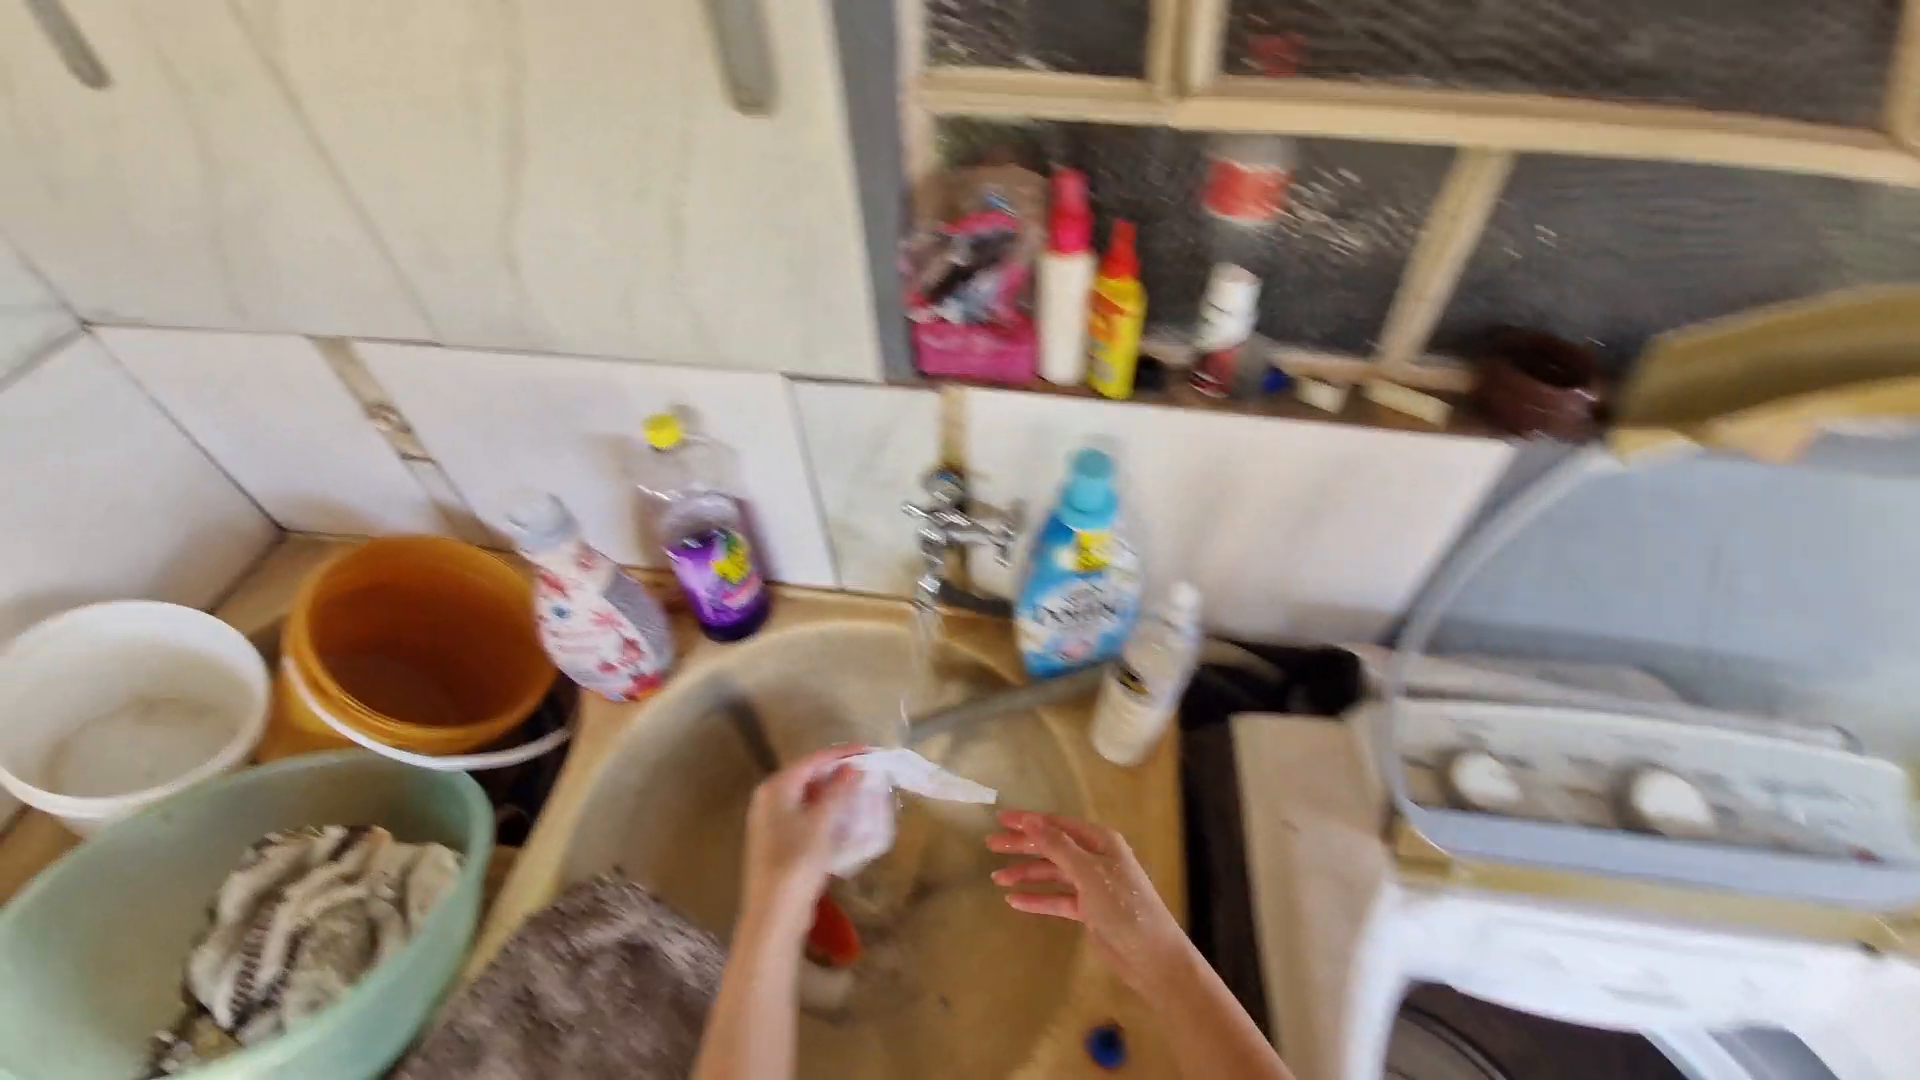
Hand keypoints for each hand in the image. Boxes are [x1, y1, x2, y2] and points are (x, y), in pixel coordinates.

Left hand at [741, 745, 865, 926]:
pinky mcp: (777, 842)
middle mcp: (769, 798)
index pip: (814, 760)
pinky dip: (825, 813)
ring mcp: (771, 821)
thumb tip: (854, 768)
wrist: (774, 912)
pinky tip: (845, 819)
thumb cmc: (797, 860)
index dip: (843, 754)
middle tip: (868, 772)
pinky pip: (805, 816)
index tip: (869, 752)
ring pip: (808, 798)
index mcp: (776, 786)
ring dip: (834, 795)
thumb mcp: (823, 821)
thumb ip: (840, 790)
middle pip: (809, 777)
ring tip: (862, 793)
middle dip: (839, 774)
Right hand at [987, 810, 1186, 993]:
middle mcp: (1095, 858)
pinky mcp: (1088, 910)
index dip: (1029, 821)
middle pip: (1052, 847)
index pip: (1057, 824)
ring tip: (997, 878)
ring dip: (1026, 874)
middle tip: (990, 845)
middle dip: (1022, 846)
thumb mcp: (1088, 872)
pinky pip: (1057, 899)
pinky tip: (1014, 901)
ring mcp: (1091, 885)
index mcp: (1100, 841)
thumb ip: (1057, 846)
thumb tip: (1031, 820)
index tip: (1000, 819)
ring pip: (1052, 874)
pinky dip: (1037, 899)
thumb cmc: (1124, 906)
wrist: (1152, 957)